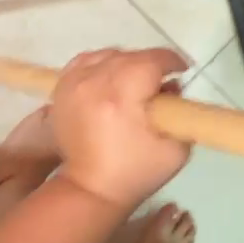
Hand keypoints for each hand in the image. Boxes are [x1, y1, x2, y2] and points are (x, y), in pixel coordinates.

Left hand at [50, 48, 191, 211]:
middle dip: (150, 65)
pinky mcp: (61, 88)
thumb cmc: (135, 172)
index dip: (172, 62)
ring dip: (125, 63)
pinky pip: (85, 61)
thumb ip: (182, 113)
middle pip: (130, 56)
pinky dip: (100, 65)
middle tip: (160, 85)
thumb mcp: (176, 149)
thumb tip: (171, 87)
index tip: (182, 70)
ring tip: (135, 83)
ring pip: (108, 55)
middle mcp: (95, 82)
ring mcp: (74, 83)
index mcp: (123, 95)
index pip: (152, 60)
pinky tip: (109, 79)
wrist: (90, 187)